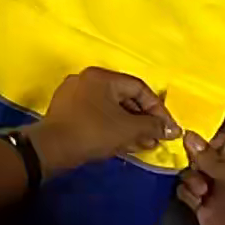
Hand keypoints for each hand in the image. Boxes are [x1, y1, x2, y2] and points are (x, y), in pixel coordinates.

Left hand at [27, 68, 180, 174]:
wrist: (52, 147)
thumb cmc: (93, 131)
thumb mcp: (129, 129)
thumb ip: (153, 126)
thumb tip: (171, 129)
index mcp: (100, 77)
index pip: (138, 88)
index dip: (158, 109)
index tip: (168, 129)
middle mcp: (86, 80)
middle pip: (124, 97)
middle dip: (143, 120)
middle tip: (157, 139)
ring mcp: (74, 94)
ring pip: (110, 108)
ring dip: (130, 126)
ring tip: (145, 145)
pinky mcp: (67, 110)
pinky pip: (97, 114)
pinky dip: (112, 127)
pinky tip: (124, 144)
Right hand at [177, 131, 224, 224]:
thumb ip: (218, 163)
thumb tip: (192, 139)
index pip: (222, 143)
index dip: (204, 139)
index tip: (186, 137)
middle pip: (203, 156)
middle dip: (192, 156)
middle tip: (188, 161)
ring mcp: (219, 195)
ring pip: (192, 172)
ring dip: (189, 175)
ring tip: (200, 188)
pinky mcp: (206, 212)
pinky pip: (186, 193)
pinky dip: (184, 191)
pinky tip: (194, 196)